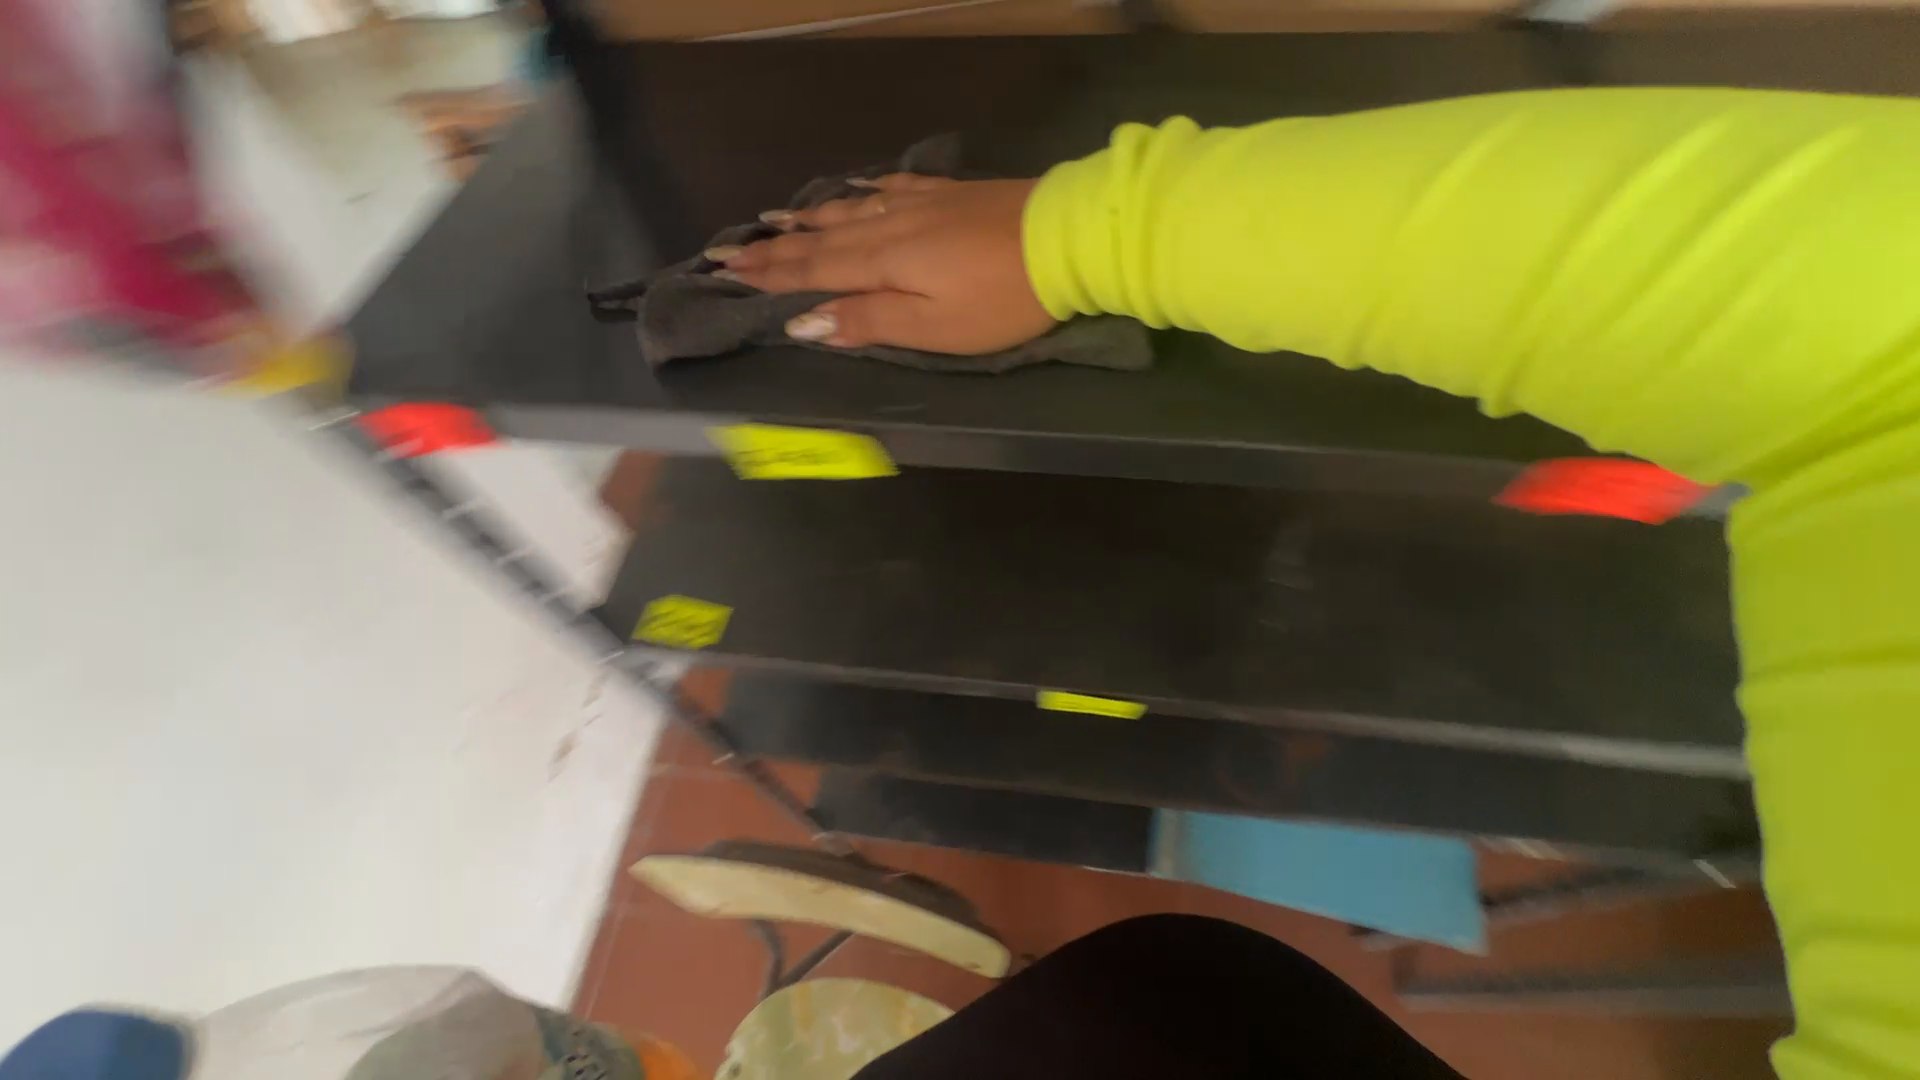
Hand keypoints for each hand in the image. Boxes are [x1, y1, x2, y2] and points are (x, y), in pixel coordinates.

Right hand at [710, 175, 1057, 353]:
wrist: (1065, 239)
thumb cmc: (1001, 299)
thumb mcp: (934, 328)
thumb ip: (869, 322)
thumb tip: (804, 323)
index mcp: (883, 265)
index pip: (813, 272)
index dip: (770, 275)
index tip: (726, 272)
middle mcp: (890, 227)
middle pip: (824, 240)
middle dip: (776, 249)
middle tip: (731, 249)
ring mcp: (920, 205)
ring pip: (851, 211)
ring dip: (810, 218)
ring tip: (775, 219)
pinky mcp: (949, 195)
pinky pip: (890, 189)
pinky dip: (861, 192)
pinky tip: (854, 189)